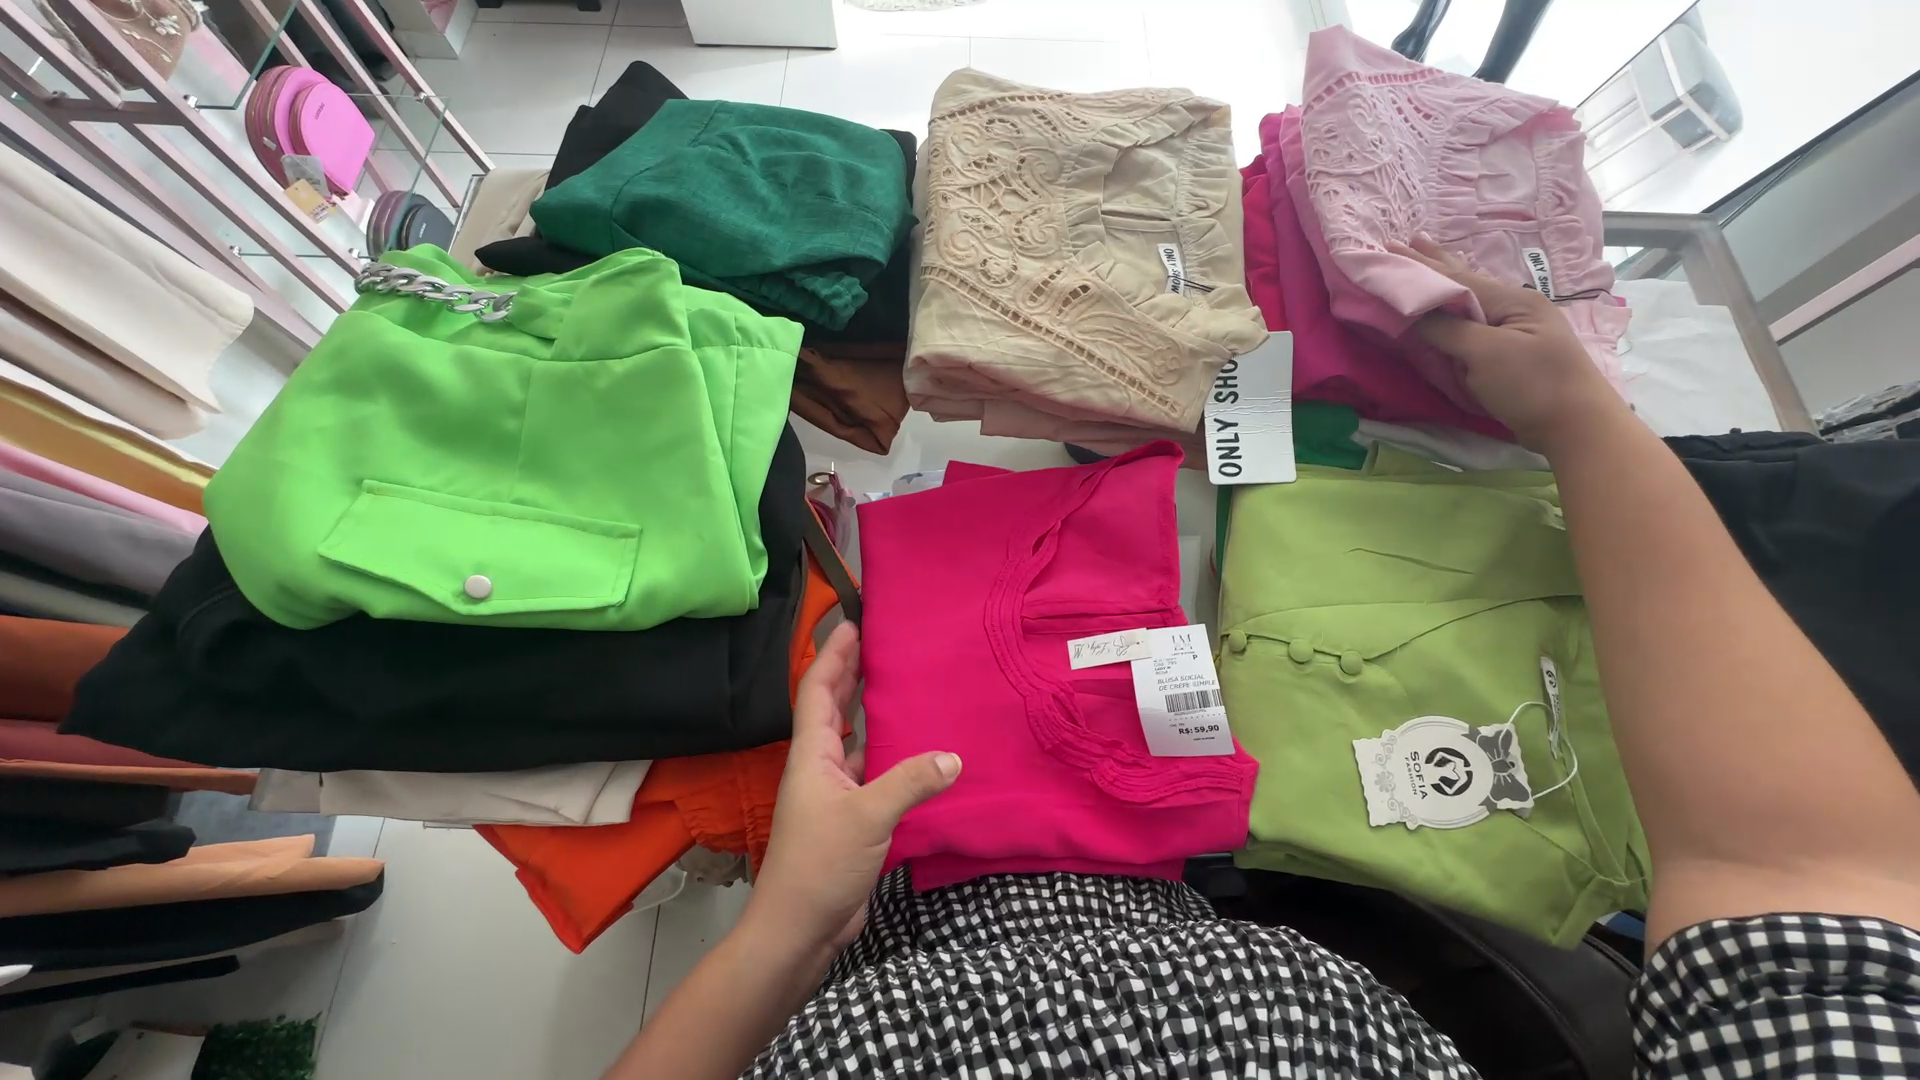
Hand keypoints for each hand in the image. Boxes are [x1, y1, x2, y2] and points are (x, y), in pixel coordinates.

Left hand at [744, 622, 960, 954]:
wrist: (799, 929)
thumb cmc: (820, 863)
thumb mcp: (867, 816)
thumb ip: (910, 782)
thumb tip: (953, 755)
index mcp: (812, 754)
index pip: (818, 690)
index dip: (831, 654)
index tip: (851, 623)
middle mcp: (820, 766)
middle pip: (834, 707)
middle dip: (852, 673)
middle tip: (880, 642)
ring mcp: (835, 793)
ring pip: (855, 740)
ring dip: (872, 712)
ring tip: (904, 686)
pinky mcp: (852, 817)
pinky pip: (873, 772)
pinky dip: (891, 755)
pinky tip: (918, 750)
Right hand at [1392, 236, 1629, 454]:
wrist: (1575, 425)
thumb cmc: (1532, 385)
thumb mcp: (1486, 355)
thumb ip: (1448, 330)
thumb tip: (1414, 312)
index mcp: (1511, 301)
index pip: (1455, 278)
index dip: (1421, 264)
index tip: (1390, 247)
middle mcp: (1514, 307)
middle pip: (1466, 281)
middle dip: (1436, 262)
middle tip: (1410, 241)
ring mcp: (1514, 329)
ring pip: (1470, 298)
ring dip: (1445, 281)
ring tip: (1429, 261)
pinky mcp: (1510, 351)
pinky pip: (1473, 319)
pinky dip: (1453, 306)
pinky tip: (1452, 302)